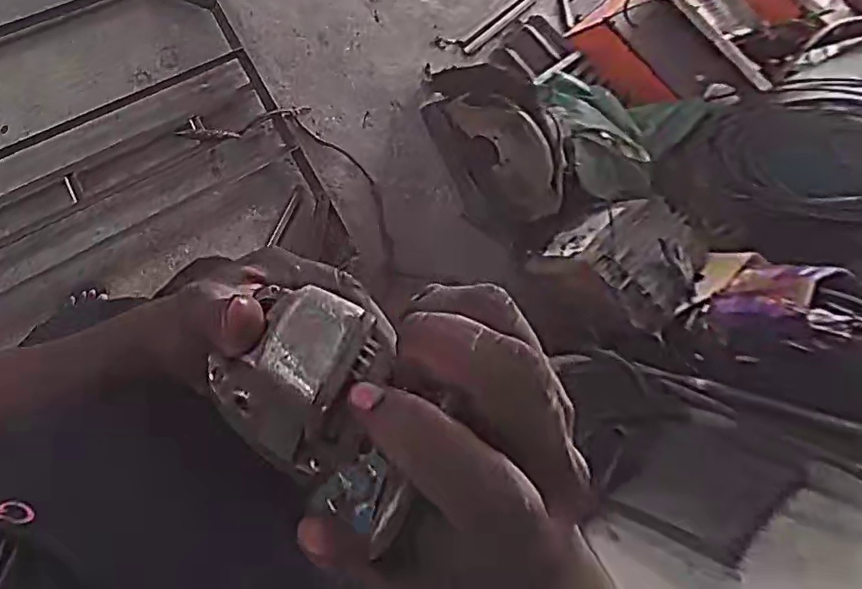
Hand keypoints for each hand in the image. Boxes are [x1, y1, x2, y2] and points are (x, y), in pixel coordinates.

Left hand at [141, 246, 393, 389]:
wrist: (154, 351)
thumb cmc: (175, 326)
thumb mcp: (192, 316)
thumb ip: (214, 316)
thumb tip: (245, 315)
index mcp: (278, 268)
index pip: (341, 283)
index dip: (371, 313)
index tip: (391, 353)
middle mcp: (290, 288)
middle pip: (347, 314)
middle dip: (371, 349)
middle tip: (388, 392)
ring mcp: (287, 318)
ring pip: (338, 339)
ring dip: (354, 370)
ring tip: (371, 409)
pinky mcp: (281, 348)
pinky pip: (318, 362)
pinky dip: (331, 385)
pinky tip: (338, 416)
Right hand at [296, 284, 610, 588]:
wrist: (530, 554)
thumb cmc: (466, 562)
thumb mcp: (409, 572)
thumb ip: (359, 551)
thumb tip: (312, 528)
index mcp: (515, 527)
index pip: (487, 481)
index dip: (421, 434)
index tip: (363, 403)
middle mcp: (547, 463)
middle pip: (520, 379)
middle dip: (448, 344)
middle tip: (396, 348)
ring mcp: (549, 410)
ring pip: (514, 331)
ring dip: (450, 313)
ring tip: (403, 330)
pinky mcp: (539, 370)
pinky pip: (504, 311)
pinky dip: (457, 299)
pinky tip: (423, 316)